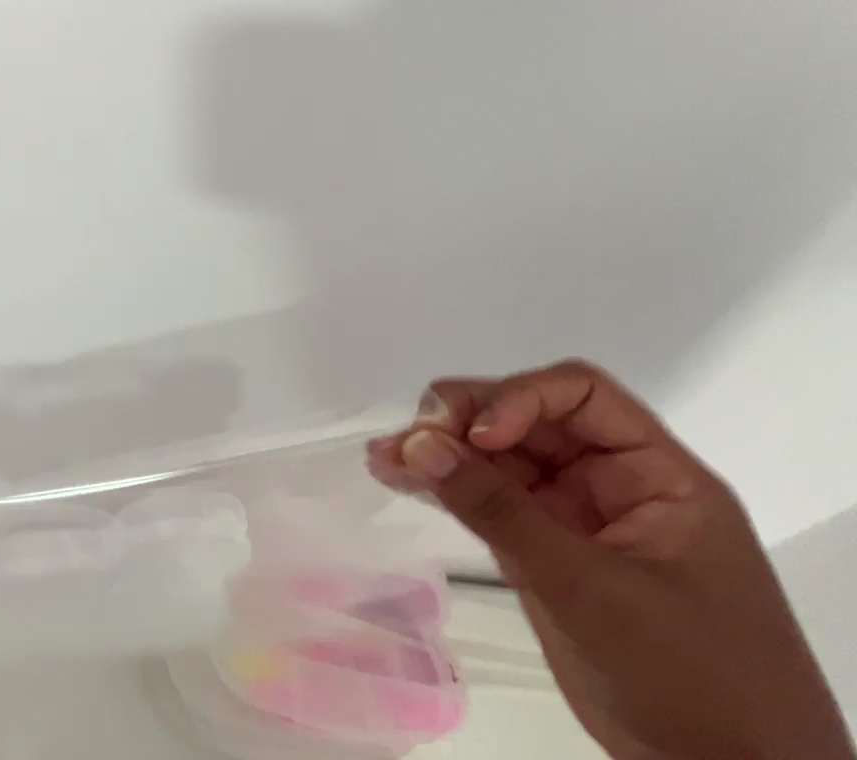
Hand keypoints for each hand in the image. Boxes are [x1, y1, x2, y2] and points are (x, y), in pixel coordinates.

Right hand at [368, 360, 851, 759]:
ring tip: (384, 458)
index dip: (519, 399)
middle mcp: (611, 484)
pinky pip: (484, 499)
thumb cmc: (687, 676)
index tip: (476, 437)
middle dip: (464, 419)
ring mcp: (572, 517)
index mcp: (655, 476)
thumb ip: (500, 510)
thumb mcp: (590, 587)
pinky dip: (441, 485)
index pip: (580, 395)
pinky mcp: (541, 550)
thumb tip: (417, 443)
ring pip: (495, 456)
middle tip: (411, 443)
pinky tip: (397, 478)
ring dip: (439, 450)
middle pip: (527, 417)